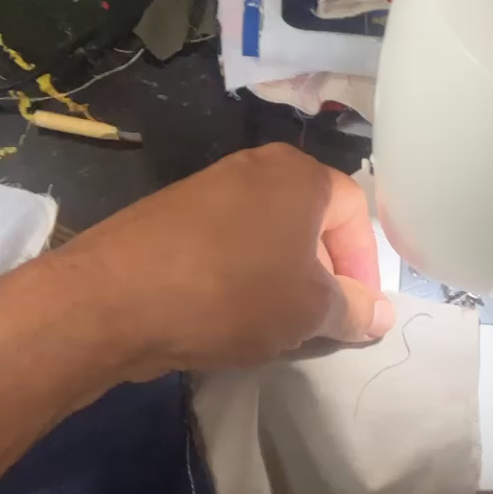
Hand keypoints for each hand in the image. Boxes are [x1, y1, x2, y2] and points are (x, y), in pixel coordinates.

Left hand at [61, 144, 394, 375]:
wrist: (112, 300)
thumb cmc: (232, 294)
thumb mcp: (309, 311)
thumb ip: (355, 311)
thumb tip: (380, 315)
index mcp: (299, 174)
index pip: (356, 213)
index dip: (366, 267)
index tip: (356, 313)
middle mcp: (256, 167)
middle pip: (312, 223)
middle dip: (324, 276)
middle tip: (318, 322)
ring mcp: (209, 187)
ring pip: (269, 238)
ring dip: (283, 281)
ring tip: (273, 325)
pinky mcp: (172, 215)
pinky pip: (229, 245)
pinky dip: (242, 278)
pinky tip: (227, 315)